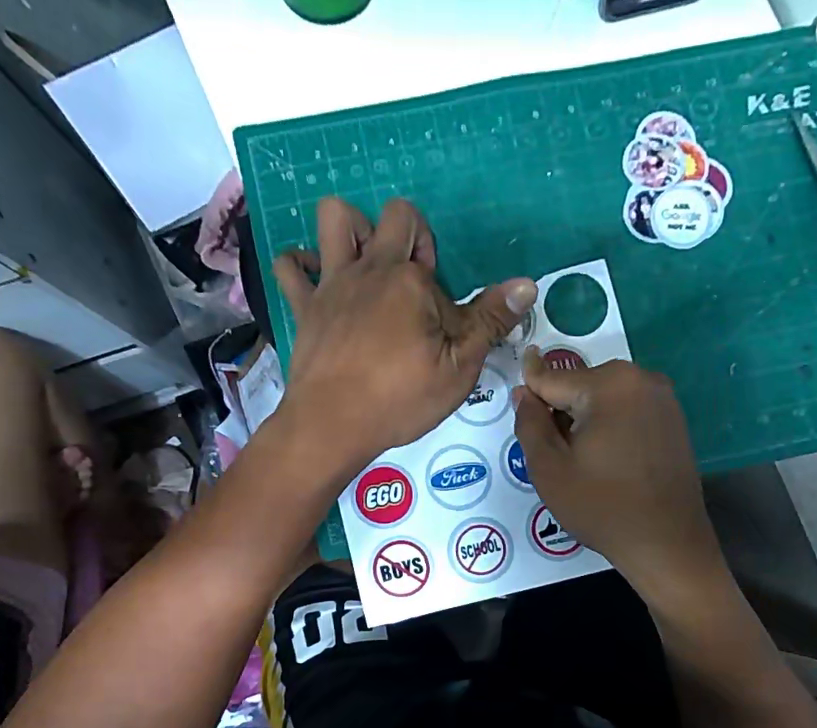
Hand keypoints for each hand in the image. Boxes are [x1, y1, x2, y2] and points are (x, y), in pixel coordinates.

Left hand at [272, 197, 536, 466]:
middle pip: (395, 215)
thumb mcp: (460, 368)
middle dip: (412, 236)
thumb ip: (490, 321)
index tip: (446, 332)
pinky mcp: (304, 304)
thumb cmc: (401, 398)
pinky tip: (321, 281)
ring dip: (355, 229)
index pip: (443, 271)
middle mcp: (371, 268)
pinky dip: (304, 265)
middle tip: (417, 283)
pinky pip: (290, 264)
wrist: (332, 423)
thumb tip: (527, 283)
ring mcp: (332, 283)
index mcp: (412, 282)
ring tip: (369, 265)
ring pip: (335, 217)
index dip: (449, 298)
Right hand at [513, 348, 722, 595]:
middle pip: (580, 386)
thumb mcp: (549, 468)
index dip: (529, 395)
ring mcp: (664, 399)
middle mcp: (642, 379)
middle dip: (562, 411)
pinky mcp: (675, 420)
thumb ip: (530, 423)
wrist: (667, 543)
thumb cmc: (603, 507)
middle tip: (556, 454)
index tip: (517, 401)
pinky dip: (612, 427)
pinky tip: (608, 461)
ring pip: (605, 399)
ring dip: (587, 420)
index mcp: (610, 384)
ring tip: (582, 462)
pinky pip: (629, 411)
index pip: (551, 379)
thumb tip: (524, 392)